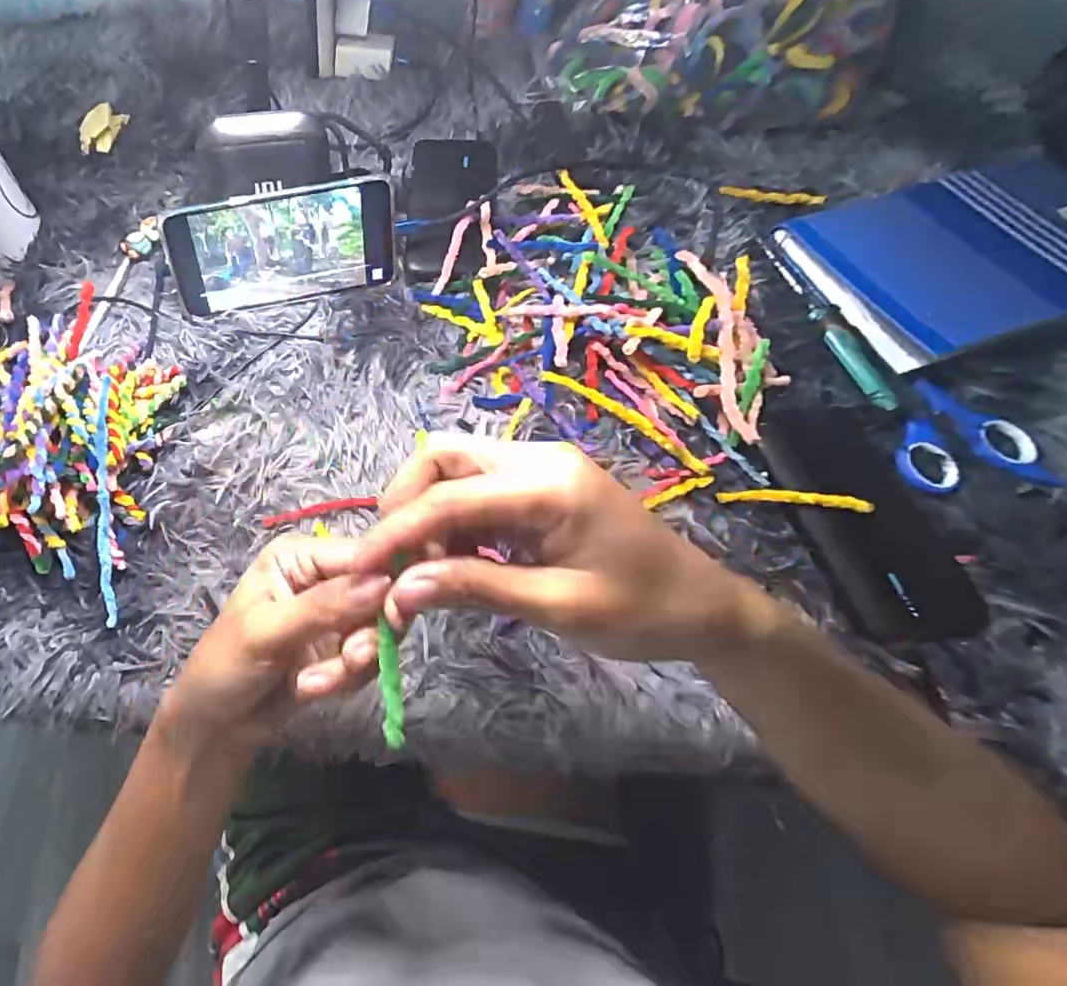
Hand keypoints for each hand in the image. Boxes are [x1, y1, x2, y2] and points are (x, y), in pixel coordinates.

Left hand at [157, 535, 391, 757]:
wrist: (215, 724)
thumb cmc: (225, 664)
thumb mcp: (267, 631)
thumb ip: (323, 607)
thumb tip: (382, 582)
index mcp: (301, 555)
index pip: (361, 554)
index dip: (385, 580)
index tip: (393, 613)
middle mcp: (324, 578)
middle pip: (381, 592)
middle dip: (367, 633)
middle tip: (350, 658)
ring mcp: (336, 615)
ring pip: (379, 630)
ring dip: (351, 663)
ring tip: (310, 683)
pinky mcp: (343, 649)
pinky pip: (371, 659)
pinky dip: (345, 679)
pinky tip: (307, 688)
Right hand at [352, 434, 783, 663]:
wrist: (705, 607)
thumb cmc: (644, 612)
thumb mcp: (559, 607)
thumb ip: (476, 588)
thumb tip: (401, 589)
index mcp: (548, 485)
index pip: (448, 496)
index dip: (396, 531)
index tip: (361, 568)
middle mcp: (536, 460)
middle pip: (442, 456)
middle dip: (404, 503)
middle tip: (393, 559)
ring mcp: (537, 468)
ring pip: (453, 468)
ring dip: (425, 511)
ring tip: (423, 566)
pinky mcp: (536, 486)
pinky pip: (474, 489)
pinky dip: (450, 520)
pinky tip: (455, 559)